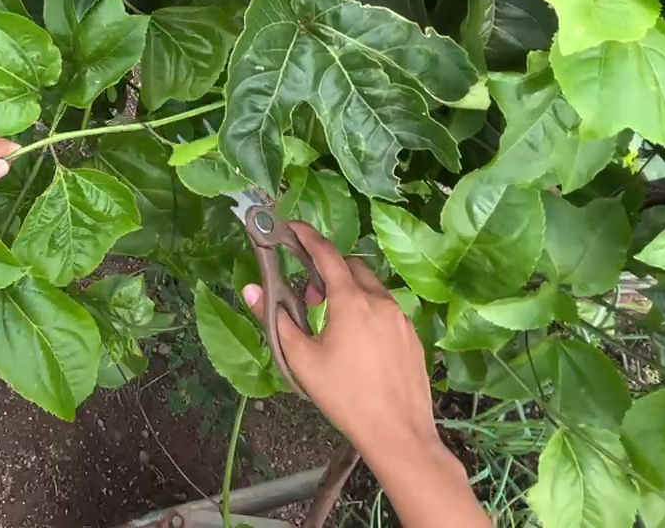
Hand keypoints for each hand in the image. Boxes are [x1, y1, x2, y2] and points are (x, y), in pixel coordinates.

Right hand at [243, 222, 441, 465]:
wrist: (400, 437)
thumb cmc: (345, 396)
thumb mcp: (302, 359)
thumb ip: (276, 319)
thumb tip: (252, 288)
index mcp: (351, 300)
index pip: (326, 253)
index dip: (306, 235)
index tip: (291, 226)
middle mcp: (379, 300)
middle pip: (350, 265)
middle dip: (327, 268)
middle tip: (309, 295)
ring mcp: (401, 319)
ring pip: (370, 286)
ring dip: (348, 288)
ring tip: (331, 319)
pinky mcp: (413, 338)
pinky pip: (386, 308)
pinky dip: (367, 307)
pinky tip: (357, 339)